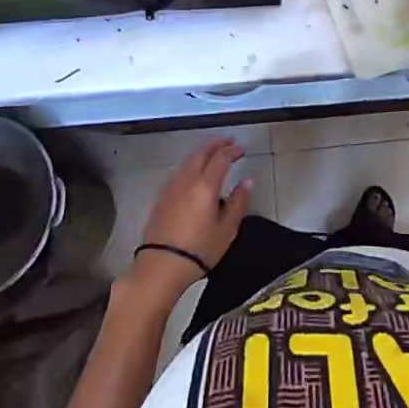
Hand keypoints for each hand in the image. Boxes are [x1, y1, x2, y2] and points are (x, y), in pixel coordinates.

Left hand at [128, 139, 251, 294]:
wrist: (161, 266)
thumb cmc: (200, 250)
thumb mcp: (227, 229)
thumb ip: (238, 202)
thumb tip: (247, 182)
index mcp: (205, 185)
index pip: (220, 159)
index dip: (232, 150)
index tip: (242, 148)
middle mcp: (186, 181)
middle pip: (200, 154)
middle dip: (215, 145)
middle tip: (228, 142)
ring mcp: (170, 188)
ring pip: (187, 161)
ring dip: (201, 153)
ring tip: (212, 154)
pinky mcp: (161, 198)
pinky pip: (178, 172)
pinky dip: (190, 165)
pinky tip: (193, 173)